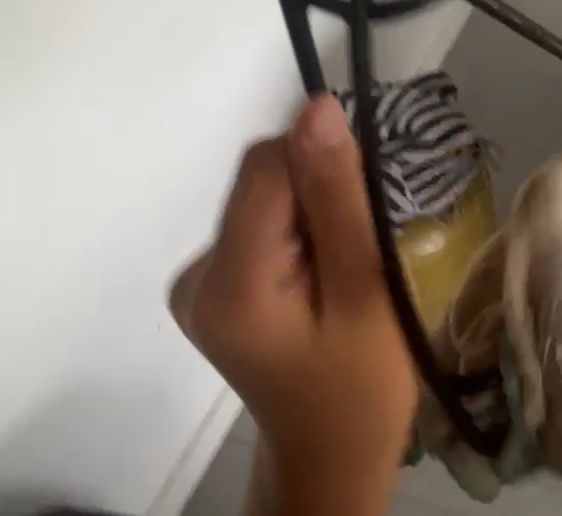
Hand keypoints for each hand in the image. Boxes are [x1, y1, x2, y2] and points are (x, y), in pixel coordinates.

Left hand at [169, 96, 416, 513]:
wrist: (331, 456)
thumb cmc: (362, 386)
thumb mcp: (365, 289)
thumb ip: (339, 197)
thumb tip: (318, 106)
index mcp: (229, 283)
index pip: (268, 167)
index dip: (324, 167)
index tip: (365, 204)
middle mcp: (195, 274)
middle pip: (262, 180)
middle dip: (319, 193)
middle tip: (358, 248)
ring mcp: (197, 281)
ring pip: (264, 196)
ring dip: (312, 211)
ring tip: (341, 266)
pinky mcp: (212, 285)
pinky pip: (260, 221)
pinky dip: (298, 230)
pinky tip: (320, 273)